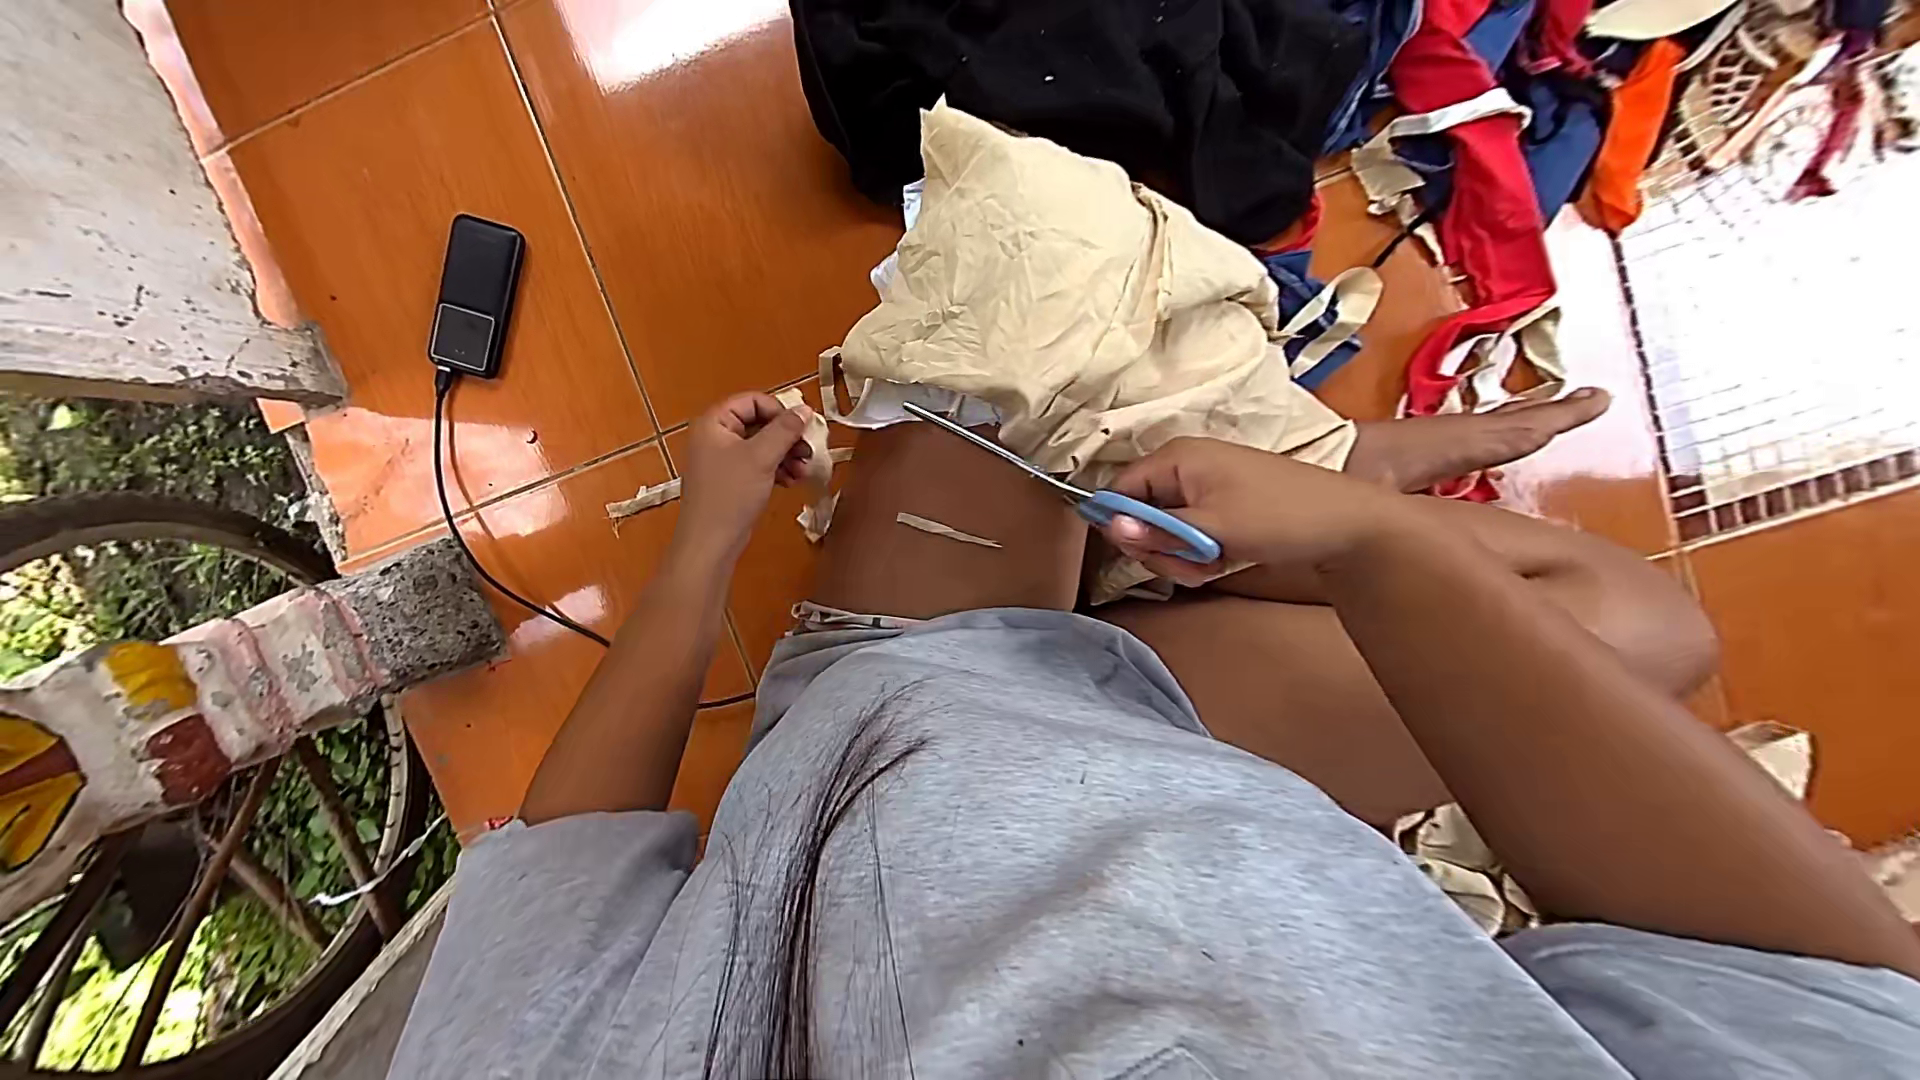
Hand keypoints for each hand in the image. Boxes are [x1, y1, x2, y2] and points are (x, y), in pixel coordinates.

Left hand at [678, 392, 812, 558]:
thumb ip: (785, 430)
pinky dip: (777, 469)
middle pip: (760, 422)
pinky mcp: (733, 479)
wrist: (712, 541)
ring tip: (802, 471)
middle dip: (787, 437)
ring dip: (787, 455)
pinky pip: (760, 464)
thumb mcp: (761, 457)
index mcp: (715, 422)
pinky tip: (791, 481)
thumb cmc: (731, 495)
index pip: (753, 401)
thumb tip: (805, 409)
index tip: (801, 429)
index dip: (779, 411)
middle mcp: (717, 436)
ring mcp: (724, 459)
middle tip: (807, 452)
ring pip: (763, 445)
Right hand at [1098, 438, 1408, 584]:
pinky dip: (1198, 553)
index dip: (1123, 524)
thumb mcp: (1211, 529)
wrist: (1350, 525)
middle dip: (1159, 547)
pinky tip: (1222, 560)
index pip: (1120, 489)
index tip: (1141, 552)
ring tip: (1213, 563)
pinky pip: (1188, 533)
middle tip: (1188, 563)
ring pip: (1164, 530)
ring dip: (1181, 556)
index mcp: (1176, 458)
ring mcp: (1202, 487)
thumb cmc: (1279, 517)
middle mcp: (1184, 467)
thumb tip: (1109, 528)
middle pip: (1140, 513)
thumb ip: (1156, 531)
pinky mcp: (1218, 505)